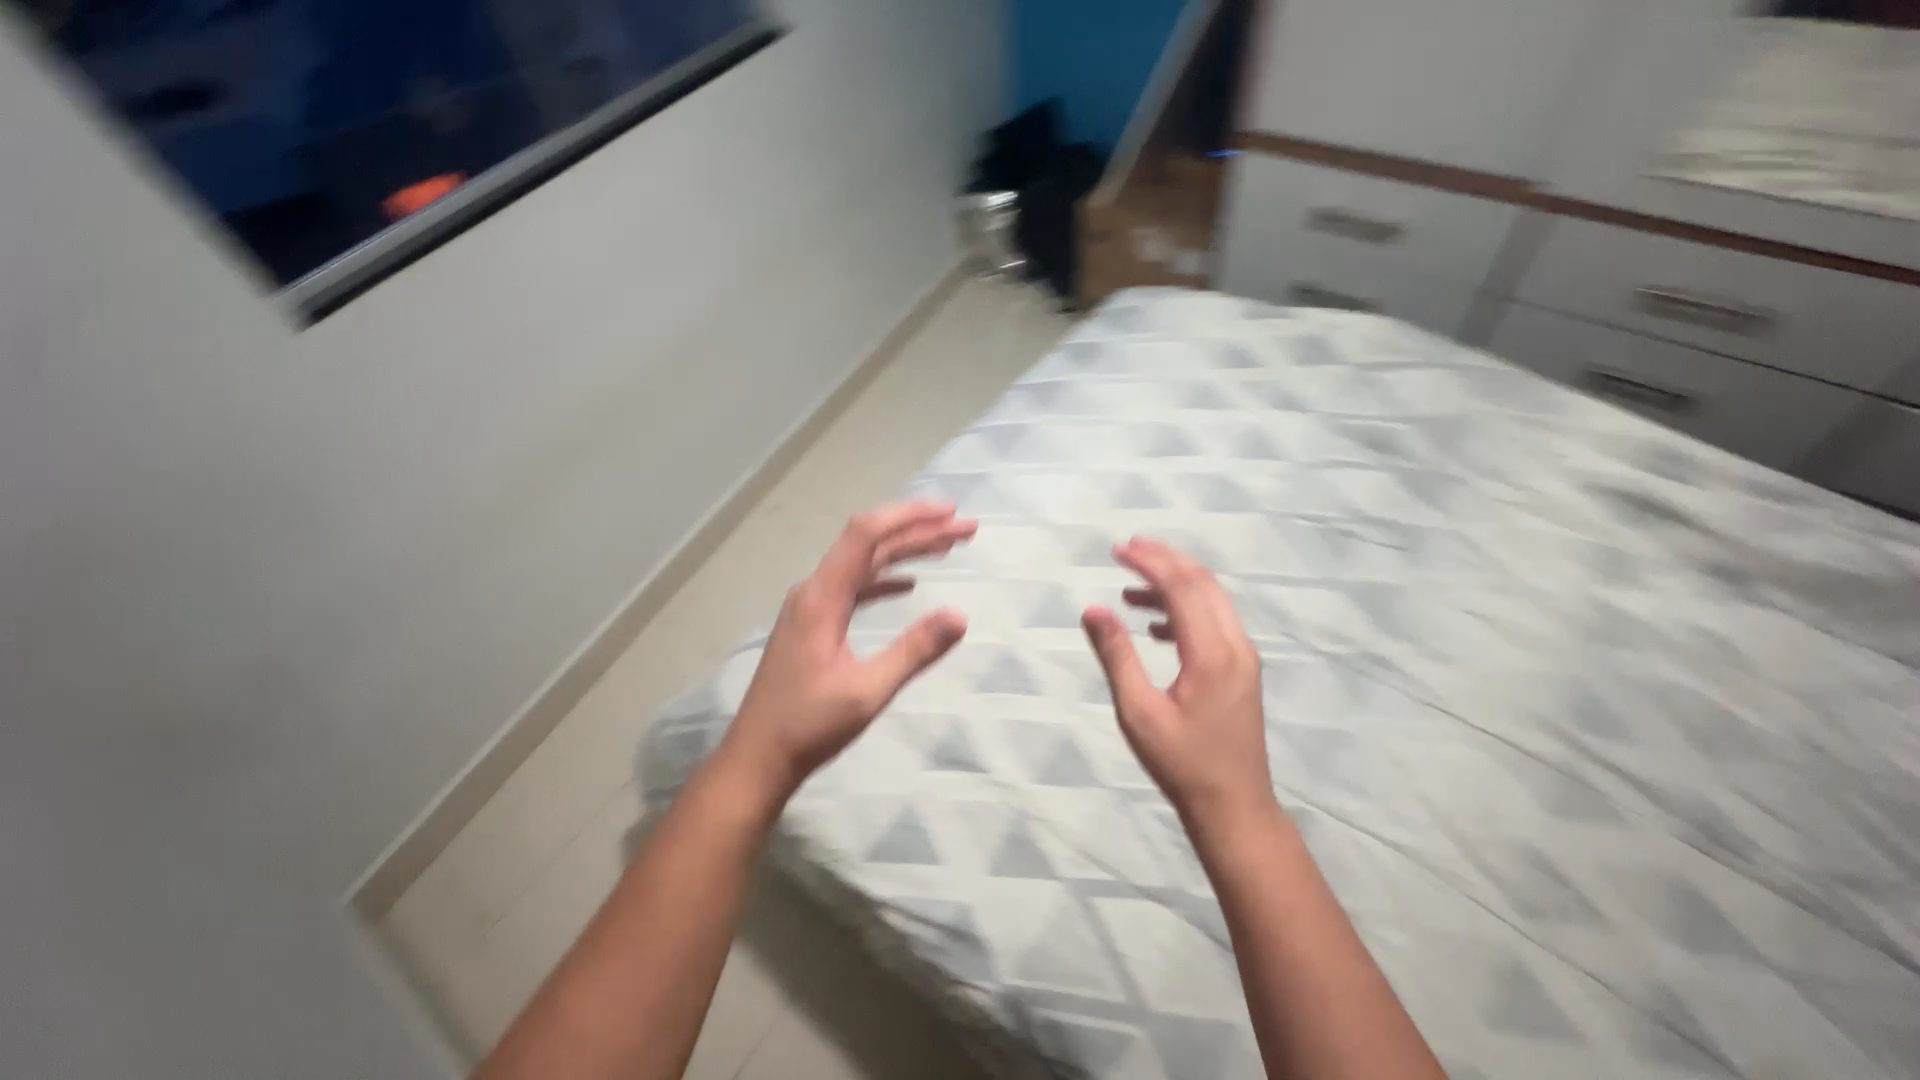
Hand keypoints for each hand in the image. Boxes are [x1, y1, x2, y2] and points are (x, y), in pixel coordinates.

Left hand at [717, 500, 972, 799]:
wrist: (758, 757)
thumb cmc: (809, 726)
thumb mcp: (867, 691)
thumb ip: (914, 651)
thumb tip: (959, 616)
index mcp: (822, 597)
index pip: (866, 535)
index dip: (909, 516)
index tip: (950, 512)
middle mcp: (813, 591)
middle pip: (868, 544)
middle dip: (918, 531)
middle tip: (965, 529)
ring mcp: (810, 608)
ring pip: (862, 564)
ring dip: (903, 552)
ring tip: (946, 548)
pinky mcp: (812, 626)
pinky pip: (853, 587)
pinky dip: (884, 579)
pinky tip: (908, 586)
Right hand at [1082, 537, 1275, 826]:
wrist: (1233, 806)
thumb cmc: (1181, 763)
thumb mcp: (1138, 712)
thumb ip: (1117, 656)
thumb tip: (1093, 610)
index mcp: (1212, 652)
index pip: (1182, 587)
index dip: (1150, 561)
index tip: (1117, 548)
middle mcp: (1235, 645)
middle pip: (1202, 583)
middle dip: (1165, 560)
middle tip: (1126, 548)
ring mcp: (1243, 658)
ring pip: (1212, 601)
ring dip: (1174, 585)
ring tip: (1130, 588)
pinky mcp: (1242, 671)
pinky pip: (1215, 622)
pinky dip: (1185, 610)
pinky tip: (1154, 627)